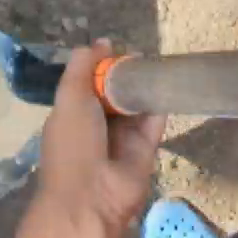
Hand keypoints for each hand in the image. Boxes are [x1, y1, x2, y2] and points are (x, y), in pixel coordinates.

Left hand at [31, 41, 165, 237]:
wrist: (92, 196)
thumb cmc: (73, 144)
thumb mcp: (69, 98)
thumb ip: (82, 67)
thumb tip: (101, 42)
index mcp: (72, 115)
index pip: (88, 84)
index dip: (100, 66)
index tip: (115, 47)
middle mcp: (97, 126)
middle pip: (115, 93)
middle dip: (126, 74)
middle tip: (140, 54)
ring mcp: (122, 139)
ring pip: (136, 106)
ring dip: (144, 86)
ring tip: (156, 63)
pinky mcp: (145, 149)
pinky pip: (154, 122)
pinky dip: (160, 105)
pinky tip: (167, 84)